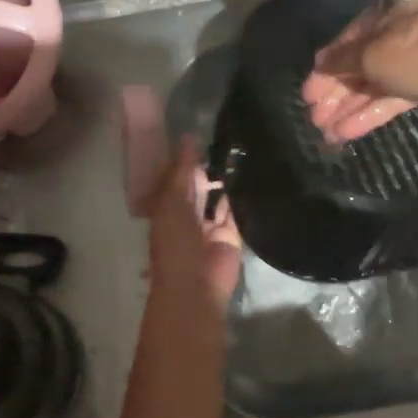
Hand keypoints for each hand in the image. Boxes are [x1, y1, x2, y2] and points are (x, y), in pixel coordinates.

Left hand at [144, 139, 241, 306]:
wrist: (196, 284)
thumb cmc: (174, 242)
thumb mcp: (172, 200)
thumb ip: (181, 170)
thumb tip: (188, 137)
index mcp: (166, 208)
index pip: (175, 178)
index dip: (184, 158)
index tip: (199, 133)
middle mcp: (187, 216)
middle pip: (197, 187)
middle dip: (206, 169)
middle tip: (225, 137)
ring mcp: (210, 227)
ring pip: (218, 198)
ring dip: (225, 181)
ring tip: (241, 151)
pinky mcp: (232, 236)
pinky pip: (237, 213)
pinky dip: (241, 198)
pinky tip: (251, 175)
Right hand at [301, 7, 417, 142]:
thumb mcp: (374, 55)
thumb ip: (344, 60)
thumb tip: (320, 62)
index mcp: (383, 21)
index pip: (346, 43)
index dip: (325, 68)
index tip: (307, 92)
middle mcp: (395, 40)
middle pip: (357, 68)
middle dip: (334, 94)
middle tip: (312, 118)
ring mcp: (412, 65)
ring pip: (372, 88)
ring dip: (347, 110)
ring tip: (324, 134)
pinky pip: (390, 101)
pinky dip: (369, 116)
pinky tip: (347, 134)